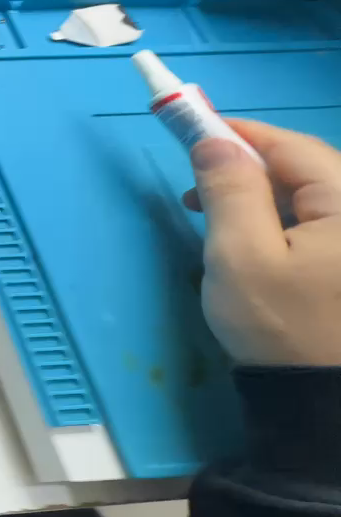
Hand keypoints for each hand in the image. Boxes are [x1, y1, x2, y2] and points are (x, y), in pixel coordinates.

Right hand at [185, 119, 340, 364]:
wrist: (329, 390)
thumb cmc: (280, 320)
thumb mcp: (239, 254)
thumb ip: (229, 192)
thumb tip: (214, 141)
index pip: (297, 148)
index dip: (241, 133)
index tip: (189, 127)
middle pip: (314, 168)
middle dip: (251, 167)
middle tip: (194, 188)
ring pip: (320, 193)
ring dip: (265, 192)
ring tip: (216, 214)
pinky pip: (328, 217)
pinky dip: (287, 214)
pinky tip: (257, 233)